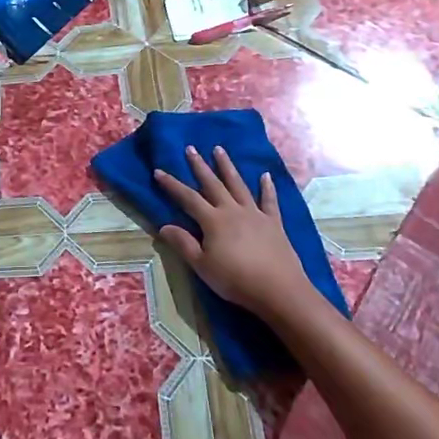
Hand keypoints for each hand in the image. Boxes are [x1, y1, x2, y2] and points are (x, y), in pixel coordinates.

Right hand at [155, 145, 313, 317]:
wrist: (279, 290)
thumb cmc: (236, 280)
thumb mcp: (202, 265)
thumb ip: (183, 244)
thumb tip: (163, 226)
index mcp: (213, 221)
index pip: (188, 198)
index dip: (172, 185)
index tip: (159, 171)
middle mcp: (232, 210)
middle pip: (213, 184)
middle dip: (200, 166)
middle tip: (191, 148)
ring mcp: (255, 214)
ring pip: (238, 185)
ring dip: (227, 167)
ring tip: (219, 149)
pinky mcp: (274, 222)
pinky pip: (269, 200)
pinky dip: (267, 187)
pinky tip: (265, 176)